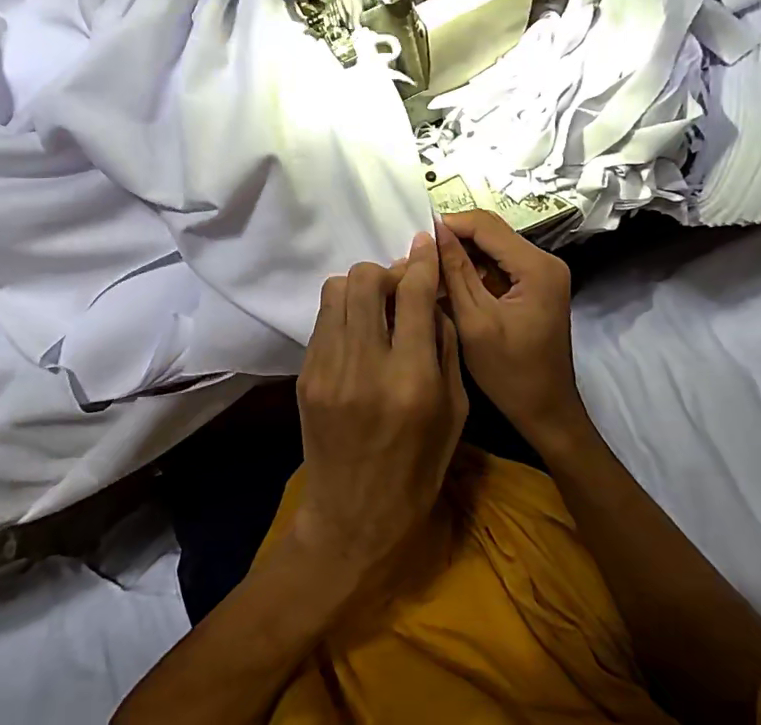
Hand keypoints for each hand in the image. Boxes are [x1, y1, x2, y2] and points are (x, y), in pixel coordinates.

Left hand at [291, 232, 466, 576]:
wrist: (354, 516)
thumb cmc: (418, 470)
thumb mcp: (455, 413)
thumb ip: (444, 348)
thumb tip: (431, 299)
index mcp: (412, 380)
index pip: (414, 294)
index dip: (421, 261)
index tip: (424, 243)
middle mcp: (365, 366)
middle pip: (365, 279)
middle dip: (387, 272)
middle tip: (399, 289)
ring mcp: (326, 370)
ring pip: (336, 290)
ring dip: (361, 289)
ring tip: (376, 310)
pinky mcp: (304, 376)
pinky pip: (323, 319)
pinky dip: (344, 314)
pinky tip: (357, 336)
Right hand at [436, 210, 587, 449]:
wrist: (546, 410)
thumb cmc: (510, 373)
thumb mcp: (475, 321)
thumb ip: (455, 272)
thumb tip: (434, 234)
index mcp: (536, 267)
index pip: (486, 226)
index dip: (450, 224)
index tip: (415, 235)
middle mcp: (545, 261)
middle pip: (491, 233)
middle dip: (454, 240)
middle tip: (417, 255)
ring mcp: (542, 274)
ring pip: (493, 249)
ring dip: (461, 256)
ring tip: (427, 270)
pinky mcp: (535, 287)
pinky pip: (499, 266)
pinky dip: (474, 272)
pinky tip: (448, 284)